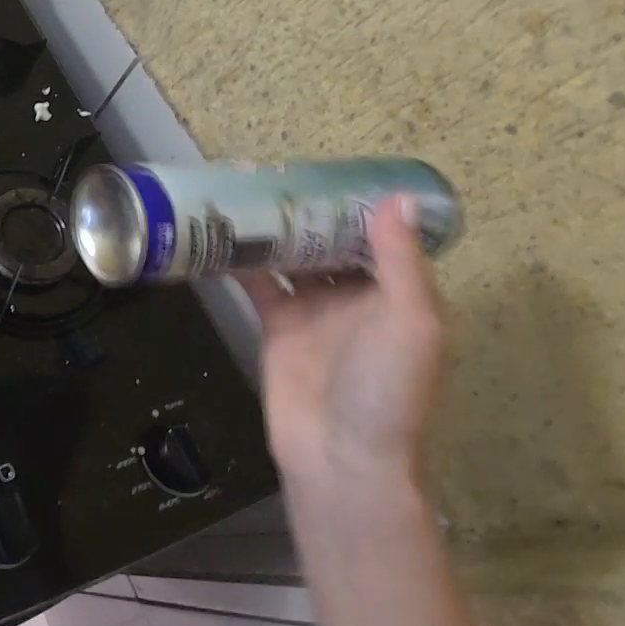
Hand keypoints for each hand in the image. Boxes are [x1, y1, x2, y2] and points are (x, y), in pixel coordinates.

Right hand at [241, 195, 448, 490]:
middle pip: (330, 241)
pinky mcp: (276, 323)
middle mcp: (357, 295)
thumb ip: (399, 263)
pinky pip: (256, 282)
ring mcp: (314, 309)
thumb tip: (391, 197)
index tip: (328, 169)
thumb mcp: (410, 324)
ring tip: (239, 192)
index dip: (358, 203)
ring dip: (270, 229)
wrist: (339, 456)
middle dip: (305, 210)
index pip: (380, 236)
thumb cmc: (387, 390)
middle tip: (270, 173)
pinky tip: (215, 234)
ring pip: (291, 256)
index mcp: (399, 294)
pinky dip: (237, 260)